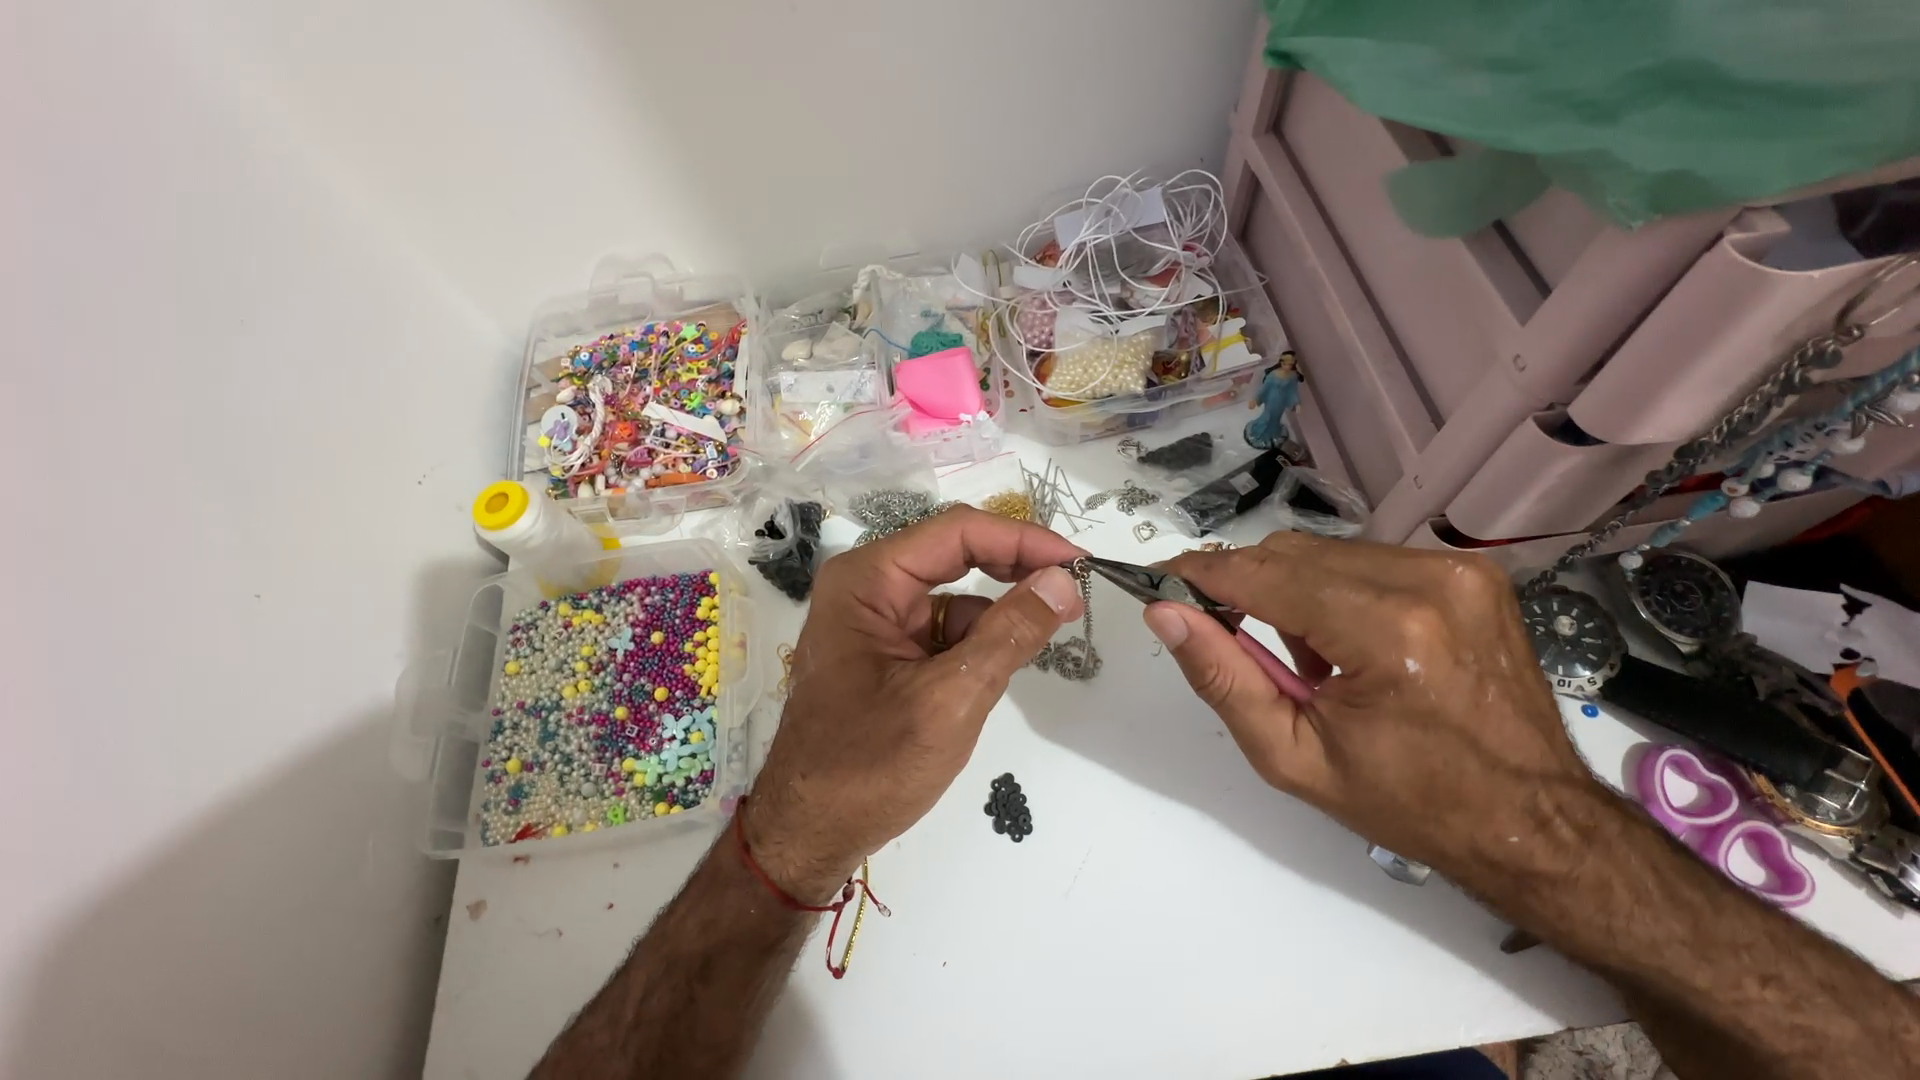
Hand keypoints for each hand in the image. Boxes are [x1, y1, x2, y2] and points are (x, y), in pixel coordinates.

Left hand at [743, 507, 1083, 901]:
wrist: (811, 834)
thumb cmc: (870, 767)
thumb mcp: (951, 699)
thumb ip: (1009, 635)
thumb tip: (1063, 581)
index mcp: (867, 580)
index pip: (958, 531)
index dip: (1024, 540)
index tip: (1080, 563)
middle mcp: (869, 587)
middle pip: (957, 555)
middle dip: (1016, 570)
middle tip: (1075, 590)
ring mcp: (877, 621)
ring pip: (958, 598)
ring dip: (997, 618)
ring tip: (1030, 649)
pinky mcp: (888, 654)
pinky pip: (946, 633)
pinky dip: (977, 648)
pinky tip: (988, 681)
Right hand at [1144, 532, 1606, 889]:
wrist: (1531, 818)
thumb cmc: (1407, 801)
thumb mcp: (1292, 756)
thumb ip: (1222, 678)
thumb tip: (1164, 613)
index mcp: (1387, 632)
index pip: (1264, 576)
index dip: (1201, 574)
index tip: (1156, 580)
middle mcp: (1427, 580)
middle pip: (1291, 554)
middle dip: (1242, 585)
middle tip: (1219, 632)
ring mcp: (1457, 569)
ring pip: (1326, 552)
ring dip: (1288, 590)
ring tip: (1301, 659)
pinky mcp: (1471, 571)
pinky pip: (1366, 560)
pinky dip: (1333, 591)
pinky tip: (1343, 643)